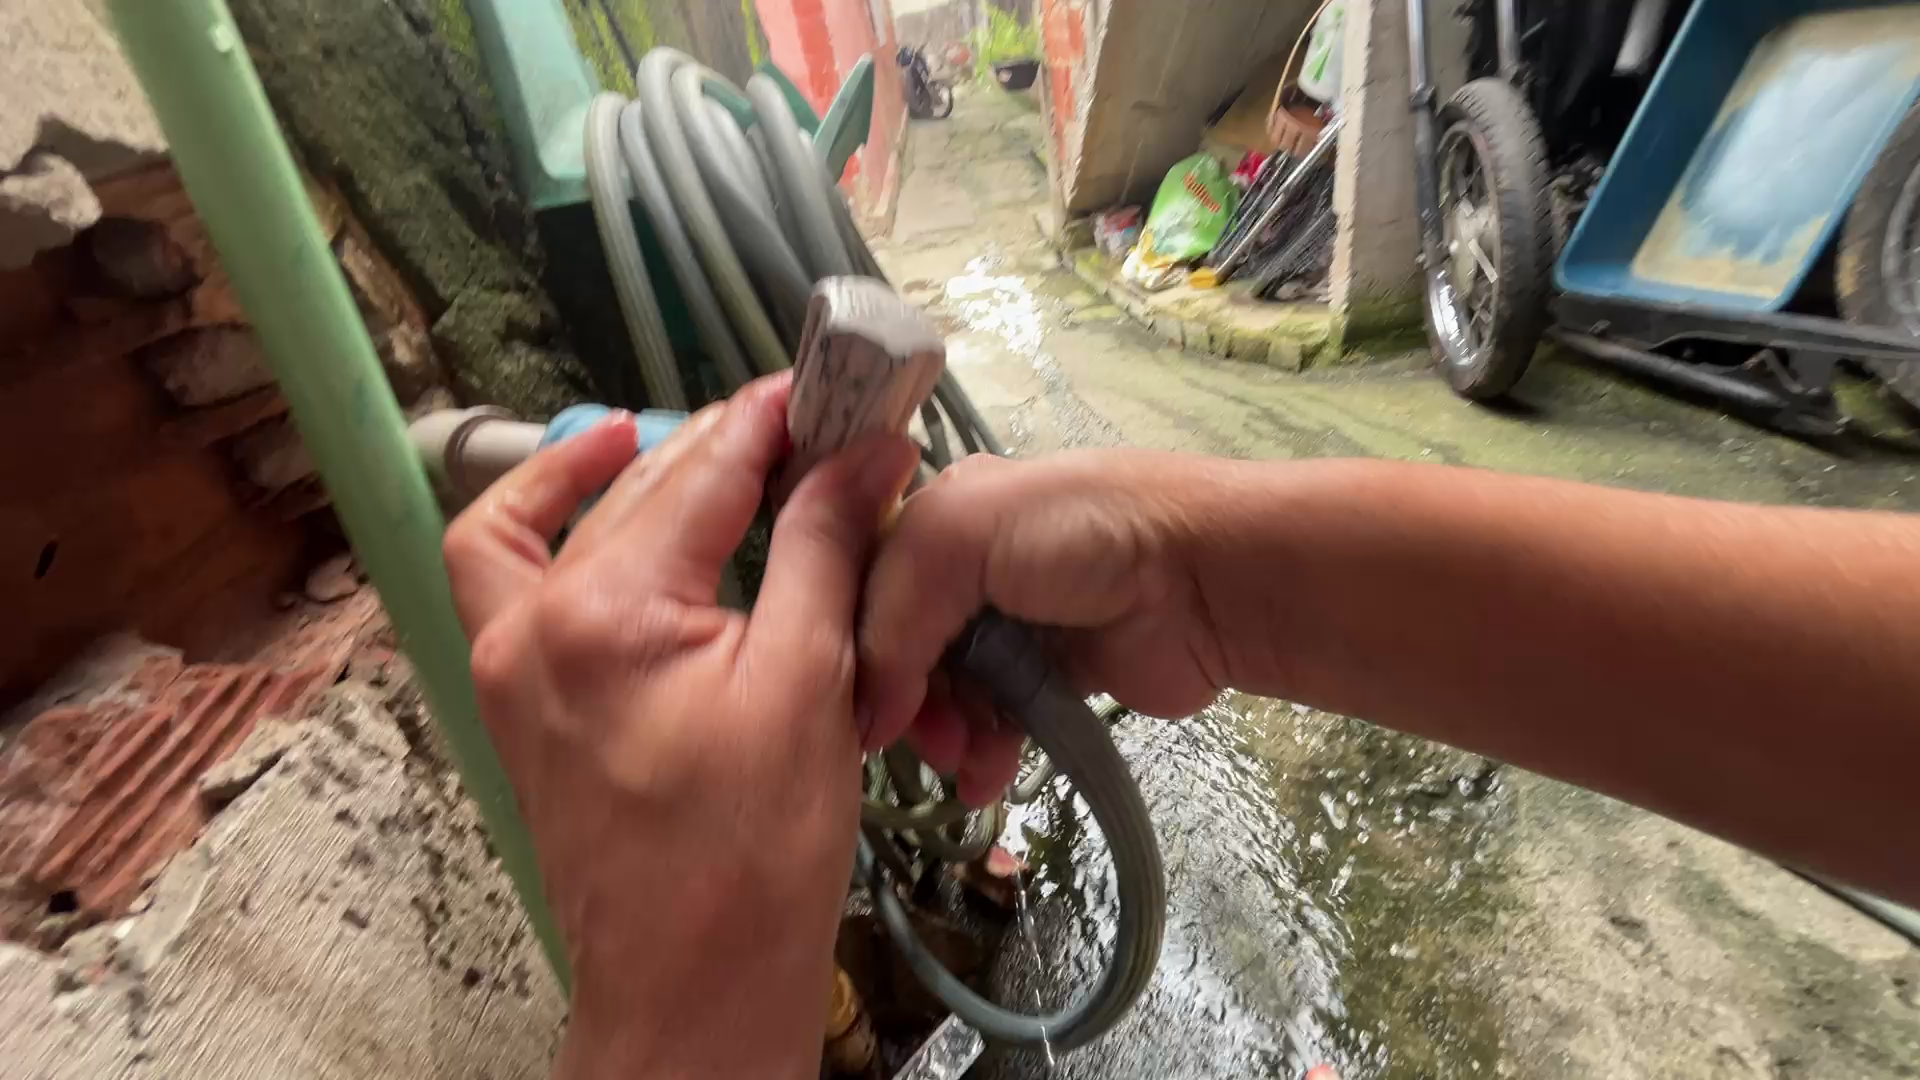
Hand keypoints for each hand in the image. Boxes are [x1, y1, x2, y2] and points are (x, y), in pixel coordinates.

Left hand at [442, 374, 917, 1078]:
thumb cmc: (761, 845)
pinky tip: (610, 499)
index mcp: (607, 611)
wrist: (694, 983)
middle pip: (643, 486)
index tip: (825, 390)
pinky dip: (553, 517)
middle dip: (730, 443)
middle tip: (805, 428)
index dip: (773, 421)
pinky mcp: (519, 691)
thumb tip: (868, 455)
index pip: (704, 473)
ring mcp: (508, 656)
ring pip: (570, 517)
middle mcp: (532, 619)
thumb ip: (824, 546)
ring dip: (641, 467)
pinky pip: (514, 570)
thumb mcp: (810, 679)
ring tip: (709, 442)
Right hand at [856, 450, 1233, 804]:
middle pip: (898, 647)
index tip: (853, 700)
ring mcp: (1008, 626)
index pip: (861, 584)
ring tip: (966, 760)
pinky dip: (984, 753)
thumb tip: (868, 708)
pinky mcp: (1048, 677)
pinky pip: (992, 723)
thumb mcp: (963, 533)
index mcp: (938, 517)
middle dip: (903, 699)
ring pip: (943, 693)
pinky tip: (990, 777)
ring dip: (946, 734)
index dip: (852, 644)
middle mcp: (965, 570)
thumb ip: (892, 606)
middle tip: (926, 738)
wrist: (1204, 578)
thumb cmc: (1077, 536)